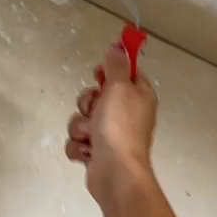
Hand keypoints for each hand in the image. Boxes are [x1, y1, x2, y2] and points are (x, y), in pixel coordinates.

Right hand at [66, 37, 158, 205]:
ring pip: (83, 118)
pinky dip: (80, 146)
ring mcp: (110, 134)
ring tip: (91, 136)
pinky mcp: (96, 152)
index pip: (125, 73)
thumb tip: (119, 44)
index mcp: (139, 96)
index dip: (110, 72)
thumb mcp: (119, 87)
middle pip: (97, 95)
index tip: (100, 74)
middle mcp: (126, 114)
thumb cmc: (120, 126)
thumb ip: (116, 64)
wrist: (116, 173)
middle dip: (88, 102)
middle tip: (95, 109)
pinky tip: (88, 152)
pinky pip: (78, 140)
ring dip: (81, 127)